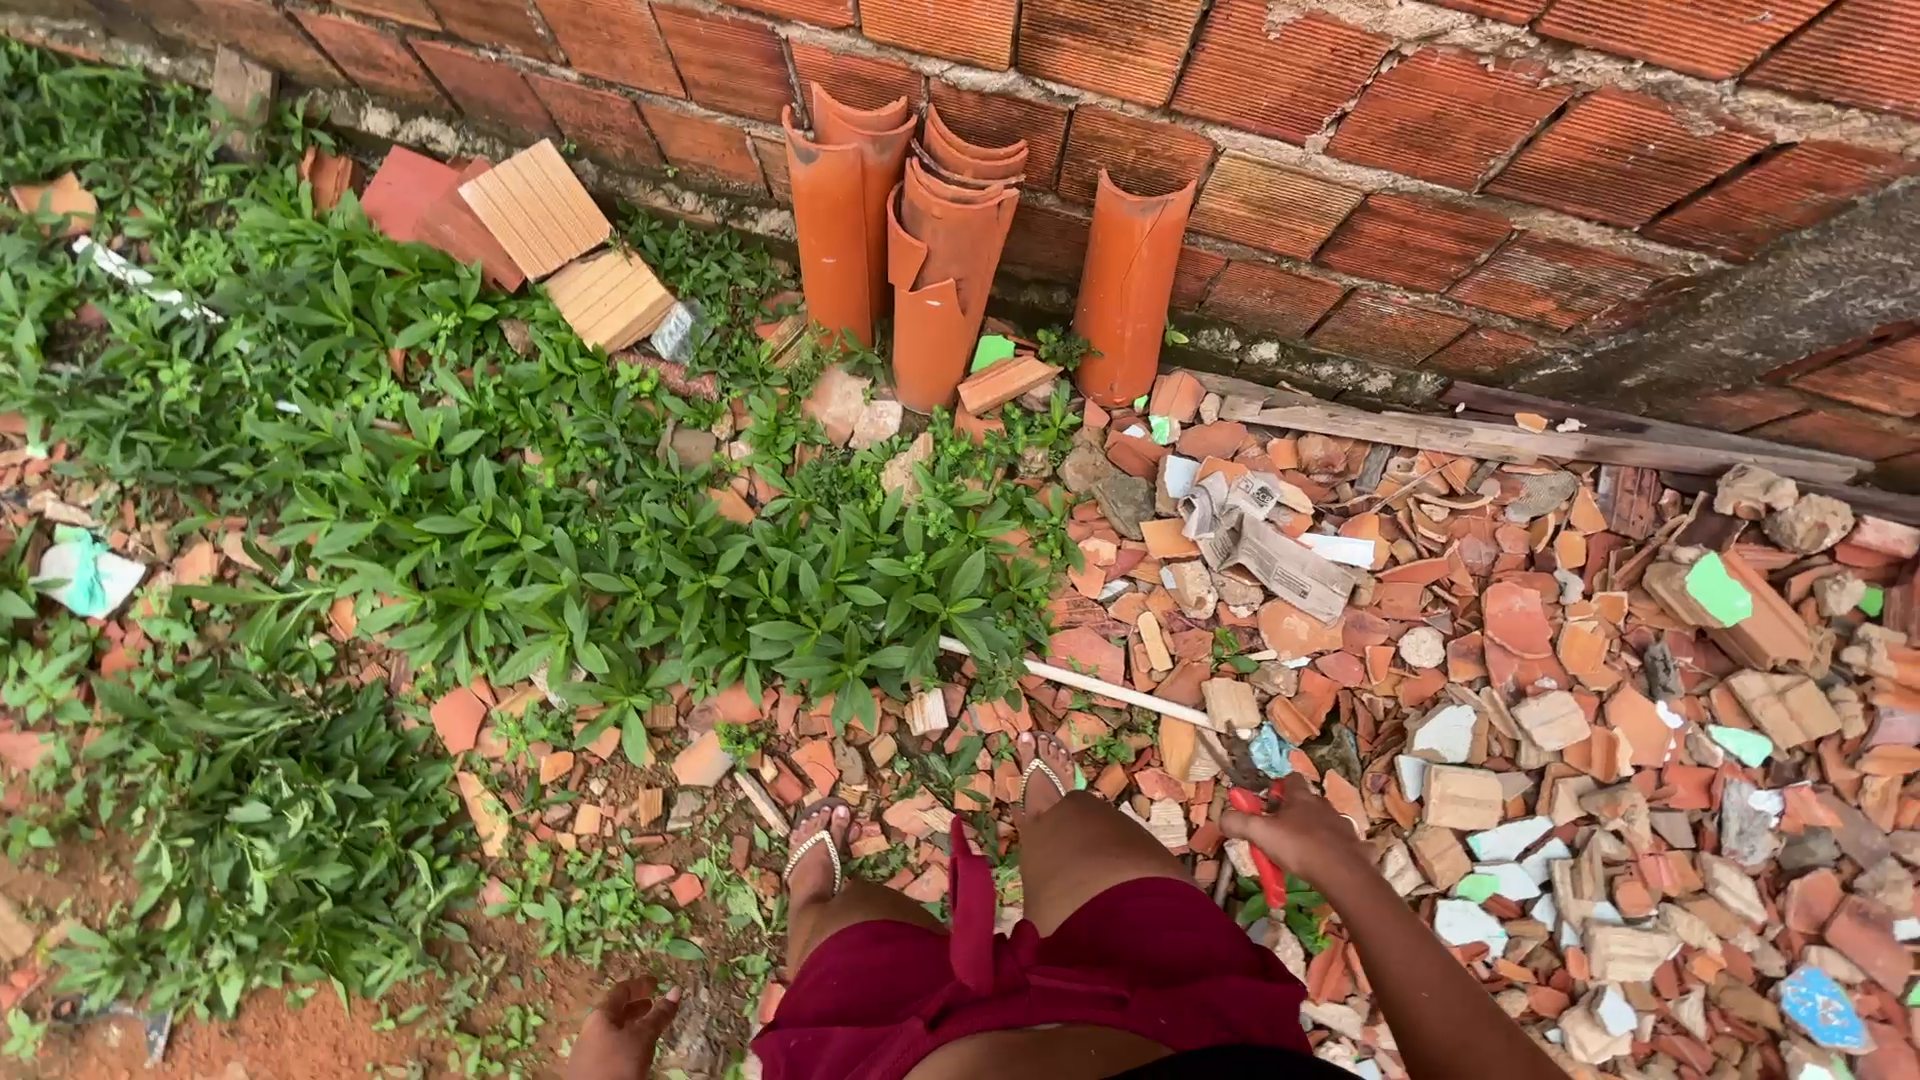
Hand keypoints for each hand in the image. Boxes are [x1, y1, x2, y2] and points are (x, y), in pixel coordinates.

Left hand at [566, 976, 681, 1079]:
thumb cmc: (618, 1065)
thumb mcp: (643, 1038)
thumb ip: (659, 1014)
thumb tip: (676, 990)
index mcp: (599, 1017)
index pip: (621, 991)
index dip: (640, 985)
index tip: (656, 983)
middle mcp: (588, 1031)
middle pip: (614, 1011)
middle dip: (635, 1007)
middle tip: (653, 1005)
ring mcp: (585, 1053)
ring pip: (611, 1032)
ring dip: (630, 1027)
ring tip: (648, 1029)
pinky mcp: (587, 1072)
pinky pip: (608, 1048)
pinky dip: (624, 1043)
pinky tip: (634, 1053)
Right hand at [1218, 773, 1371, 891]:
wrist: (1343, 874)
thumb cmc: (1299, 847)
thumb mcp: (1259, 833)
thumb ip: (1237, 823)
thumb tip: (1222, 818)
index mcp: (1300, 798)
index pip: (1291, 779)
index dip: (1280, 786)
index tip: (1271, 801)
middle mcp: (1324, 806)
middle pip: (1309, 801)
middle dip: (1296, 812)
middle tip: (1282, 831)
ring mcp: (1344, 827)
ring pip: (1328, 823)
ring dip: (1318, 831)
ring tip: (1305, 851)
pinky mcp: (1359, 848)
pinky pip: (1349, 846)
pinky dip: (1341, 852)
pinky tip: (1333, 865)